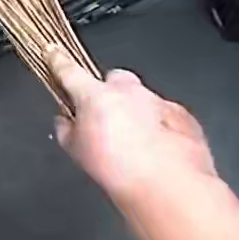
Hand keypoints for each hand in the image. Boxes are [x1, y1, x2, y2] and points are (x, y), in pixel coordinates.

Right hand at [45, 45, 219, 202]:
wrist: (167, 187)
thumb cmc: (118, 168)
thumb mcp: (74, 149)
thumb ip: (65, 128)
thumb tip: (66, 122)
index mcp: (95, 94)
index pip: (69, 70)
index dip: (58, 60)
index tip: (53, 52)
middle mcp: (128, 91)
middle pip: (113, 79)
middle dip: (107, 91)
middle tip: (103, 115)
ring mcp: (159, 101)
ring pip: (141, 98)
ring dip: (134, 112)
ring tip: (132, 143)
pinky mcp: (185, 117)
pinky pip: (165, 114)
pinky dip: (159, 126)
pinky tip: (156, 149)